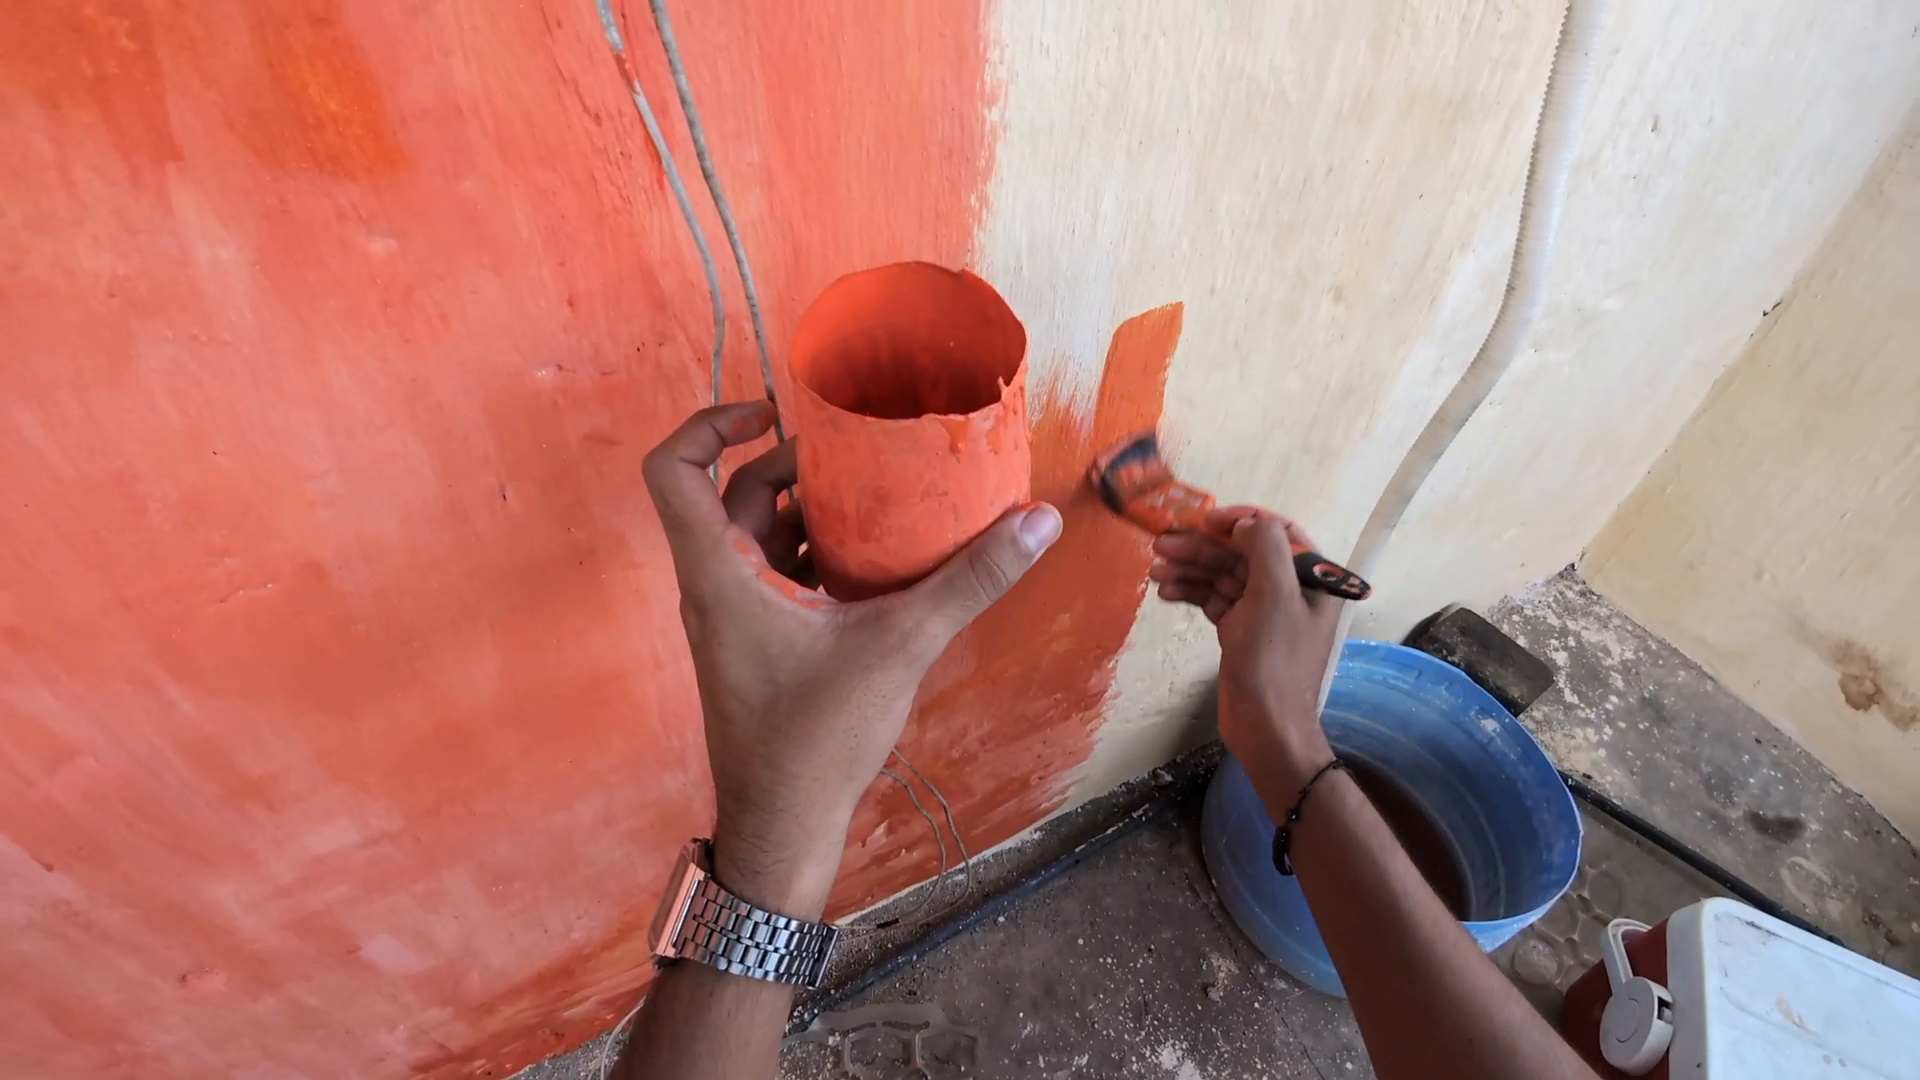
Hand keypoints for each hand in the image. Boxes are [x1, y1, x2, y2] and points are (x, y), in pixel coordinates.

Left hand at [644, 402, 1062, 917]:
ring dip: (805, 509)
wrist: (783, 826)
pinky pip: (772, 572)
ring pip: (755, 535)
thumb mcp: (902, 645)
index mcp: (721, 573)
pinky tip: (867, 561)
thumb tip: (1039, 522)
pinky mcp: (754, 641)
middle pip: (731, 494)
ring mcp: (731, 616)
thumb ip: (971, 582)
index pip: (673, 470)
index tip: (771, 413)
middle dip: (790, 465)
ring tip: (871, 497)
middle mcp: (714, 585)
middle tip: (856, 456)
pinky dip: (811, 551)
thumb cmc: (820, 736)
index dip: (709, 423)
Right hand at [1149, 508, 1343, 811]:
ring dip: (1189, 569)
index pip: (1275, 532)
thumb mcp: (1274, 596)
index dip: (1238, 521)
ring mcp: (1264, 610)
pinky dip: (1191, 592)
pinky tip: (1166, 592)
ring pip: (1223, 575)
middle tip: (1161, 544)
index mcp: (1312, 577)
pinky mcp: (1241, 629)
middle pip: (1240, 553)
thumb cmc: (1273, 660)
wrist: (1265, 725)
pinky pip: (1214, 599)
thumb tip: (1246, 523)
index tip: (1202, 521)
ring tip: (1154, 570)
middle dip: (1201, 547)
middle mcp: (1290, 589)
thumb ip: (1264, 548)